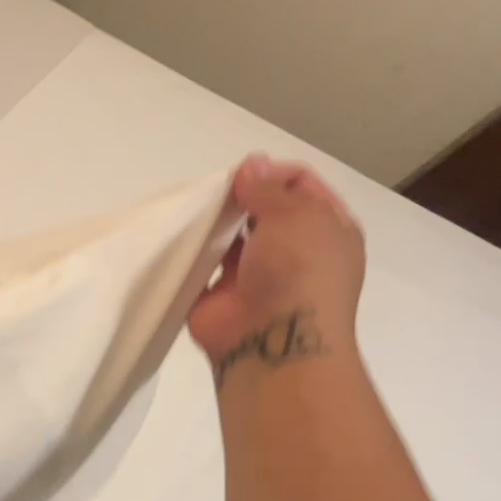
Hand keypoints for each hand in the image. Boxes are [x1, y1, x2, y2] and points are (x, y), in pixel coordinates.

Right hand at [189, 155, 366, 378]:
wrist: (271, 338)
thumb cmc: (298, 272)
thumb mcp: (295, 217)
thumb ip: (268, 189)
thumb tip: (250, 163)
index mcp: (325, 228)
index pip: (301, 185)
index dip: (272, 172)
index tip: (241, 174)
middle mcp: (293, 249)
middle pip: (262, 210)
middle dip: (238, 198)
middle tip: (211, 193)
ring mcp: (254, 274)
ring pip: (230, 238)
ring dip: (212, 225)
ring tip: (189, 213)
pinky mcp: (218, 294)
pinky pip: (200, 268)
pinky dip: (189, 255)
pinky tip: (175, 241)